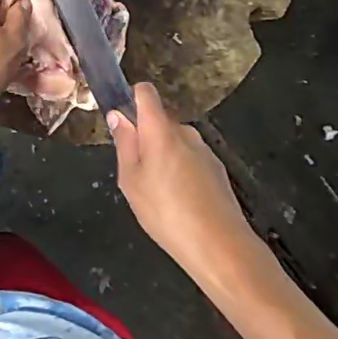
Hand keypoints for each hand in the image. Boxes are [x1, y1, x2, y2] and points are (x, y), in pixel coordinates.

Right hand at [108, 83, 257, 270]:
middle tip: (135, 170)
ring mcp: (205, 150)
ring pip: (175, 141)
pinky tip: (179, 201)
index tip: (121, 121)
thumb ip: (124, 143)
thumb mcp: (131, 180)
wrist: (220, 246)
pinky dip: (180, 171)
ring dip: (163, 156)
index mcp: (160, 129)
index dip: (131, 99)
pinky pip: (190, 159)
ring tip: (157, 192)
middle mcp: (185, 132)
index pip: (146, 92)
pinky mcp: (217, 169)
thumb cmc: (166, 212)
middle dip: (145, 136)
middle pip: (159, 120)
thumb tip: (118, 115)